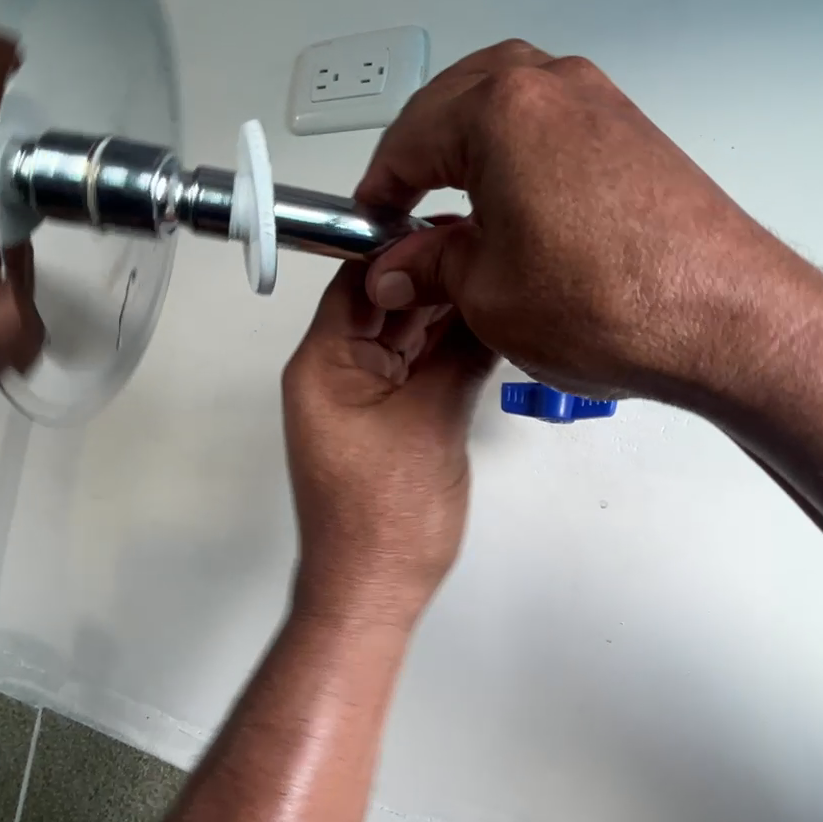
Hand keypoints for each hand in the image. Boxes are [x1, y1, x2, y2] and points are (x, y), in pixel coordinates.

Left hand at [282, 262, 496, 627]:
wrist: (375, 590)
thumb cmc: (387, 515)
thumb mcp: (431, 420)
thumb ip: (460, 354)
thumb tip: (490, 302)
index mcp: (324, 365)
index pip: (361, 282)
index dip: (406, 252)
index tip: (459, 231)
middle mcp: (335, 375)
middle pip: (385, 308)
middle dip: (434, 283)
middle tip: (492, 255)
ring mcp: (361, 400)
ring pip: (404, 340)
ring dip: (444, 317)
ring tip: (497, 285)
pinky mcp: (387, 423)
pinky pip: (415, 372)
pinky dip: (446, 353)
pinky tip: (486, 330)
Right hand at [356, 40, 801, 399]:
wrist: (726, 322)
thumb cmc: (619, 304)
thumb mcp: (488, 297)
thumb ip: (430, 268)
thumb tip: (401, 266)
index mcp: (501, 111)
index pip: (409, 139)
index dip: (379, 189)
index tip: (372, 224)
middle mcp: (554, 89)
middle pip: (456, 105)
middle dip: (422, 157)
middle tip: (406, 213)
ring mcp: (601, 106)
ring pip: (507, 109)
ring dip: (472, 152)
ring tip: (457, 213)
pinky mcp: (634, 135)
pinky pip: (553, 129)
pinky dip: (519, 159)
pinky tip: (515, 210)